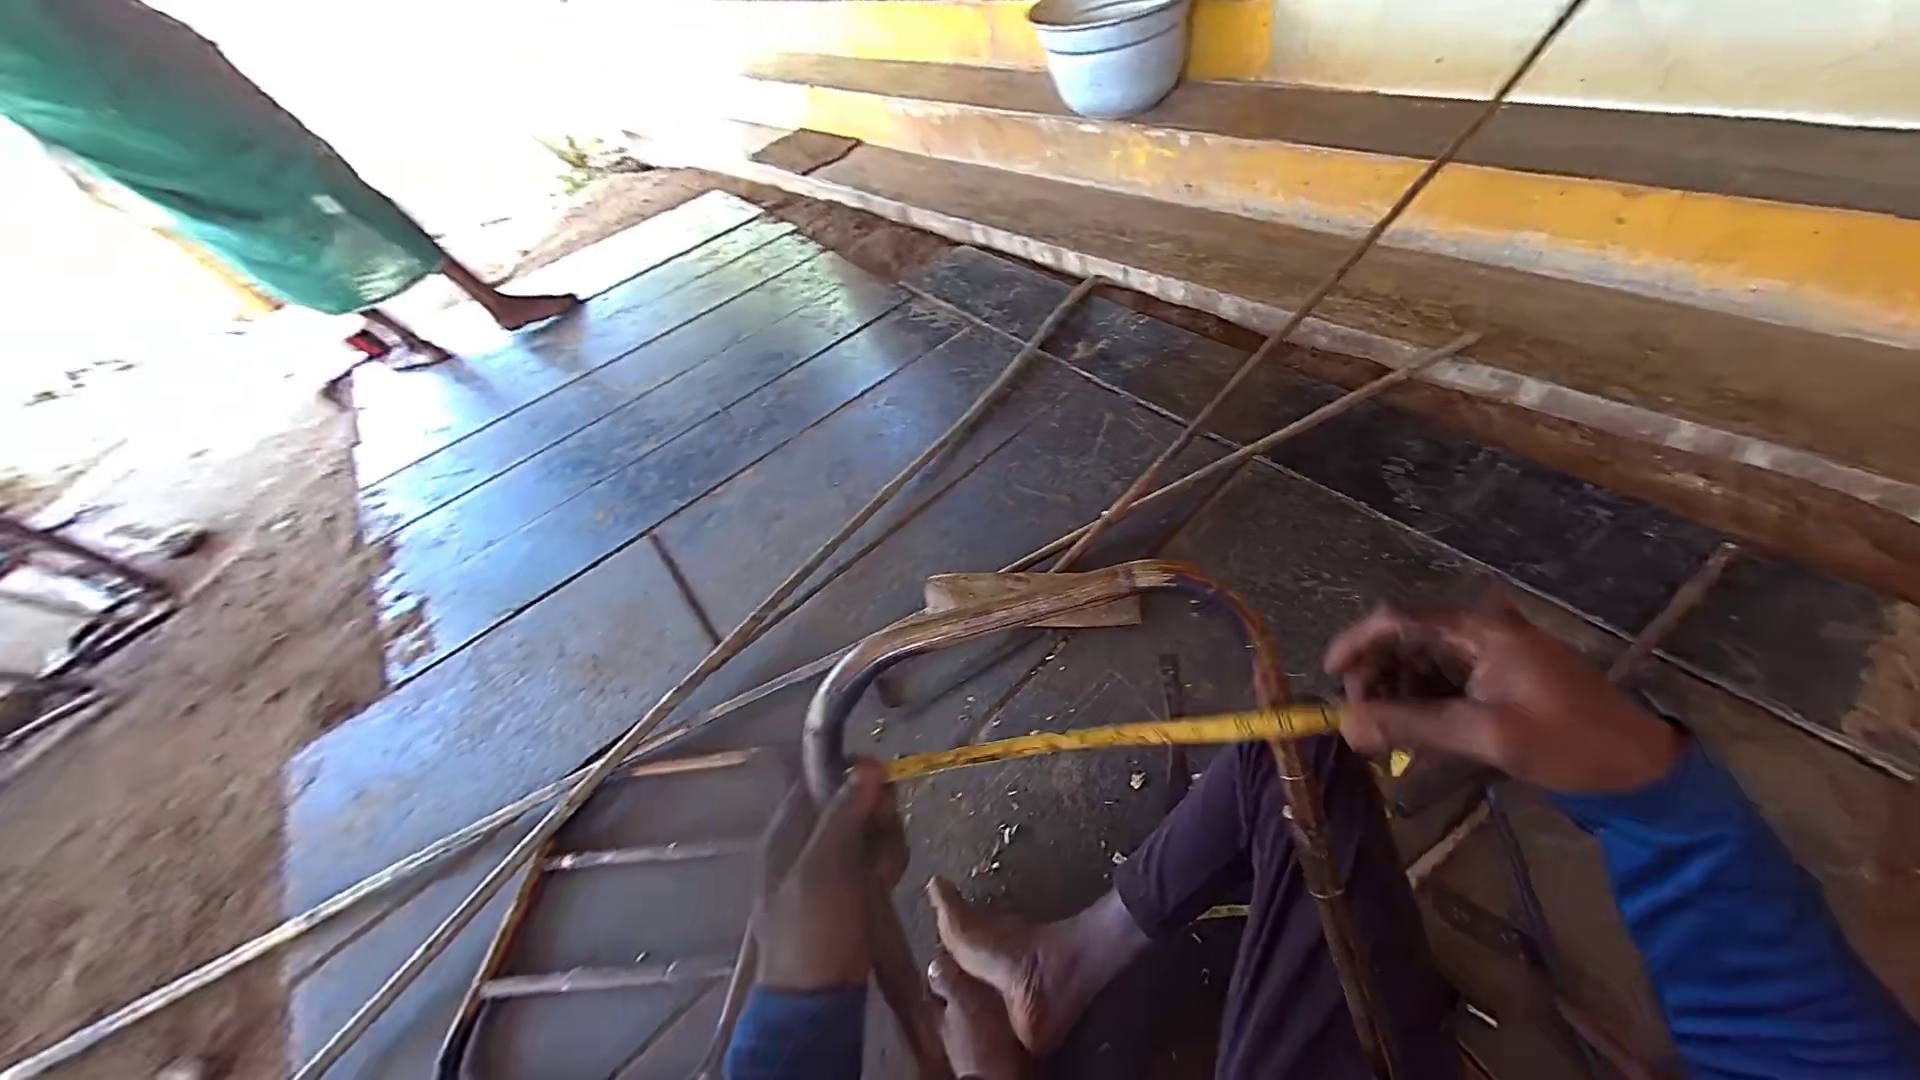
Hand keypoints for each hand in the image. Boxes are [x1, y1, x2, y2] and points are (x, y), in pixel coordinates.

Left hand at [754, 760, 908, 989]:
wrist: (820, 1005)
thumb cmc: (813, 931)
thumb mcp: (825, 868)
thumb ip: (844, 814)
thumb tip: (867, 763)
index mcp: (787, 831)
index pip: (821, 779)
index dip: (852, 775)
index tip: (880, 783)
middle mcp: (809, 841)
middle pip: (853, 801)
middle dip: (875, 817)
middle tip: (881, 839)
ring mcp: (832, 864)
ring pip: (871, 827)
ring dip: (885, 844)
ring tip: (882, 874)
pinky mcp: (853, 885)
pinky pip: (877, 855)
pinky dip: (887, 864)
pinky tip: (886, 882)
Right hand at [1323, 601, 1681, 793]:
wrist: (1647, 775)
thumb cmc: (1571, 745)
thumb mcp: (1486, 735)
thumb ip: (1410, 725)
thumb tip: (1345, 726)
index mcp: (1478, 631)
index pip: (1396, 619)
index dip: (1355, 642)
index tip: (1329, 673)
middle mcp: (1476, 633)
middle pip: (1399, 640)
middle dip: (1372, 676)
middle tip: (1361, 716)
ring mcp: (1484, 656)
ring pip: (1412, 663)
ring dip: (1391, 694)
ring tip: (1387, 733)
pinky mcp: (1489, 678)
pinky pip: (1434, 683)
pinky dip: (1415, 705)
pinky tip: (1414, 735)